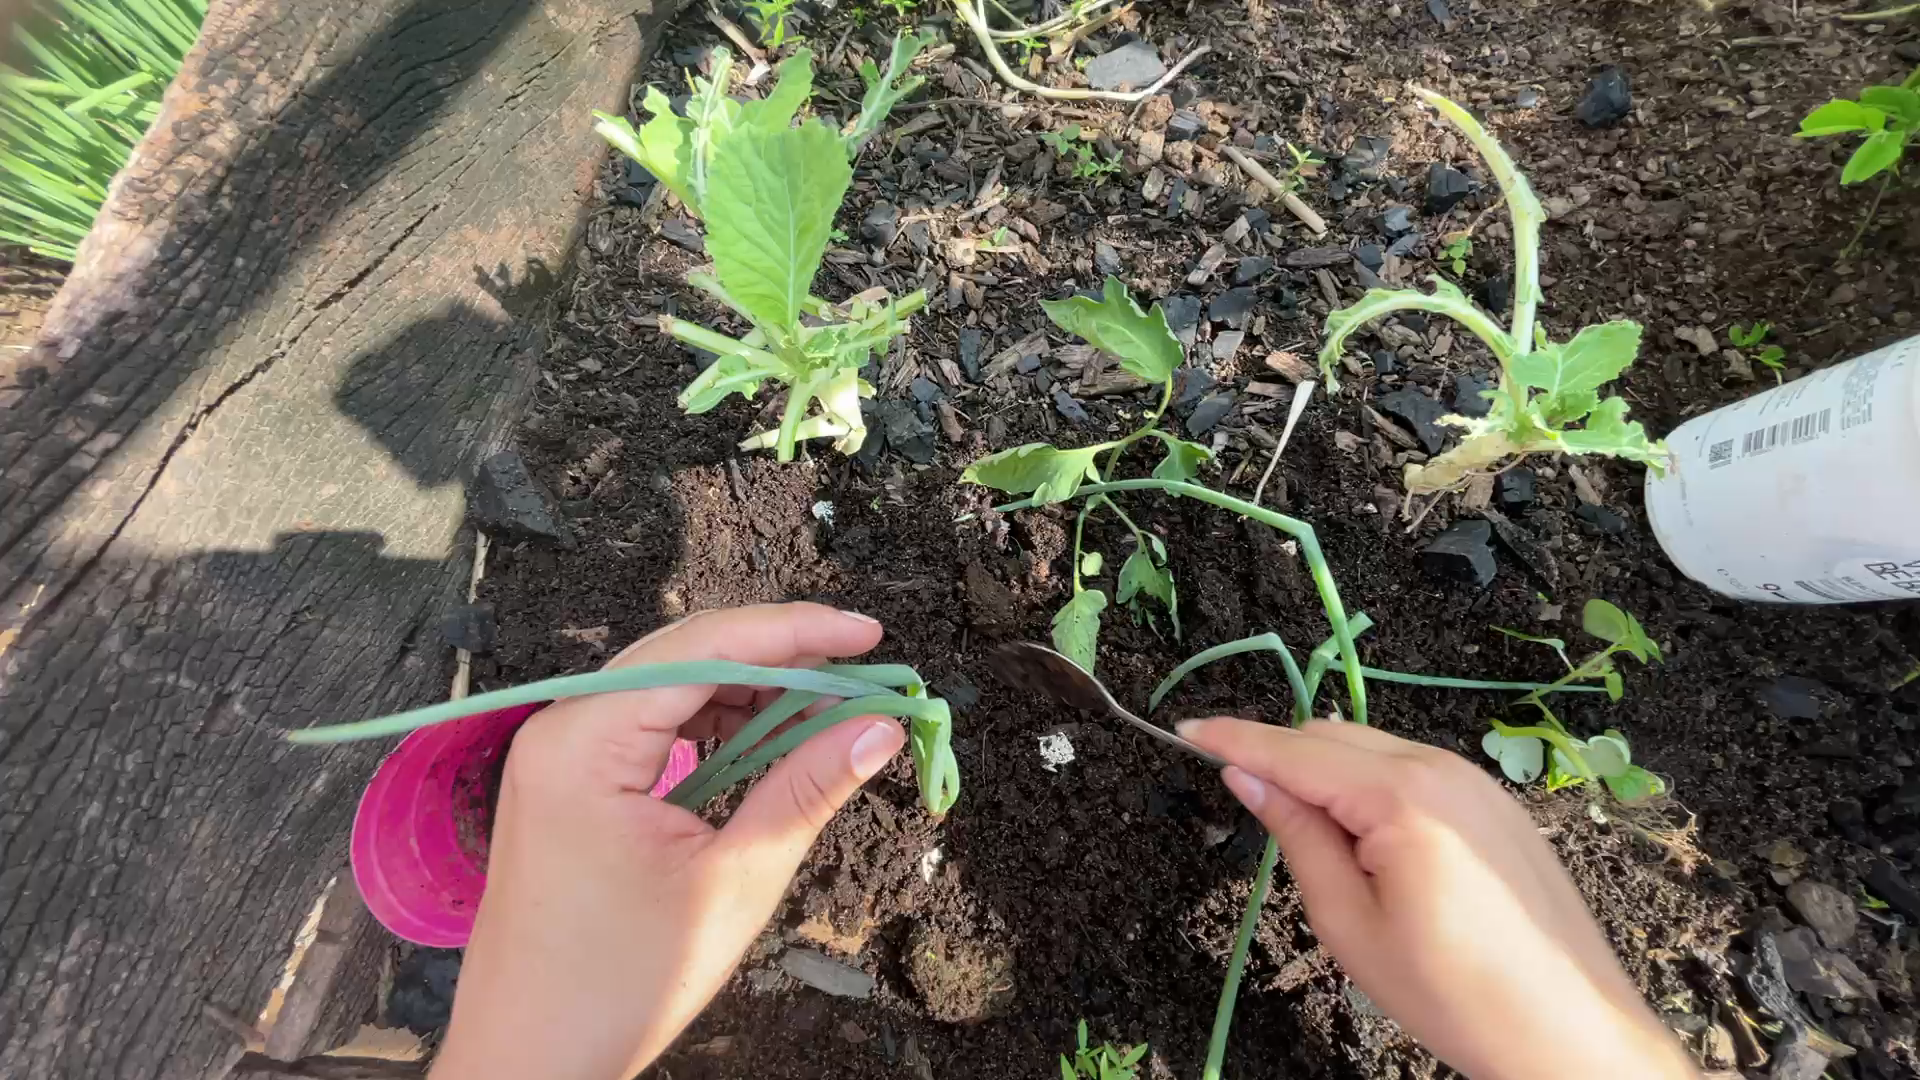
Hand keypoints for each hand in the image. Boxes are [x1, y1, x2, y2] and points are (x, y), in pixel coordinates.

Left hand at [431, 604, 904, 1079]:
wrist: (528, 1066)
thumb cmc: (624, 983)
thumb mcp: (736, 880)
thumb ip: (810, 787)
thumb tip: (882, 726)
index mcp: (586, 742)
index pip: (707, 647)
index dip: (797, 631)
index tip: (868, 635)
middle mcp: (567, 722)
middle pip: (693, 649)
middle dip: (784, 653)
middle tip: (859, 669)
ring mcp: (567, 743)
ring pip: (682, 676)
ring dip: (759, 685)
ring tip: (826, 706)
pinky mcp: (580, 767)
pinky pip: (664, 713)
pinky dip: (725, 715)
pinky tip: (771, 732)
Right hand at [1177, 719, 1696, 1079]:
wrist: (1583, 1044)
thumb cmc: (1453, 996)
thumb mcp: (1349, 922)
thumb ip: (1295, 833)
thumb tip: (1244, 775)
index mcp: (1402, 798)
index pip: (1293, 753)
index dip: (1233, 740)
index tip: (1184, 730)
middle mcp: (1438, 767)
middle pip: (1326, 737)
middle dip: (1276, 756)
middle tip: (1248, 801)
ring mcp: (1471, 778)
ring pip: (1363, 745)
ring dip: (1318, 768)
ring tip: (1310, 828)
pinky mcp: (1489, 796)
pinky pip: (1402, 763)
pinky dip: (1361, 778)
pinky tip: (1362, 828)